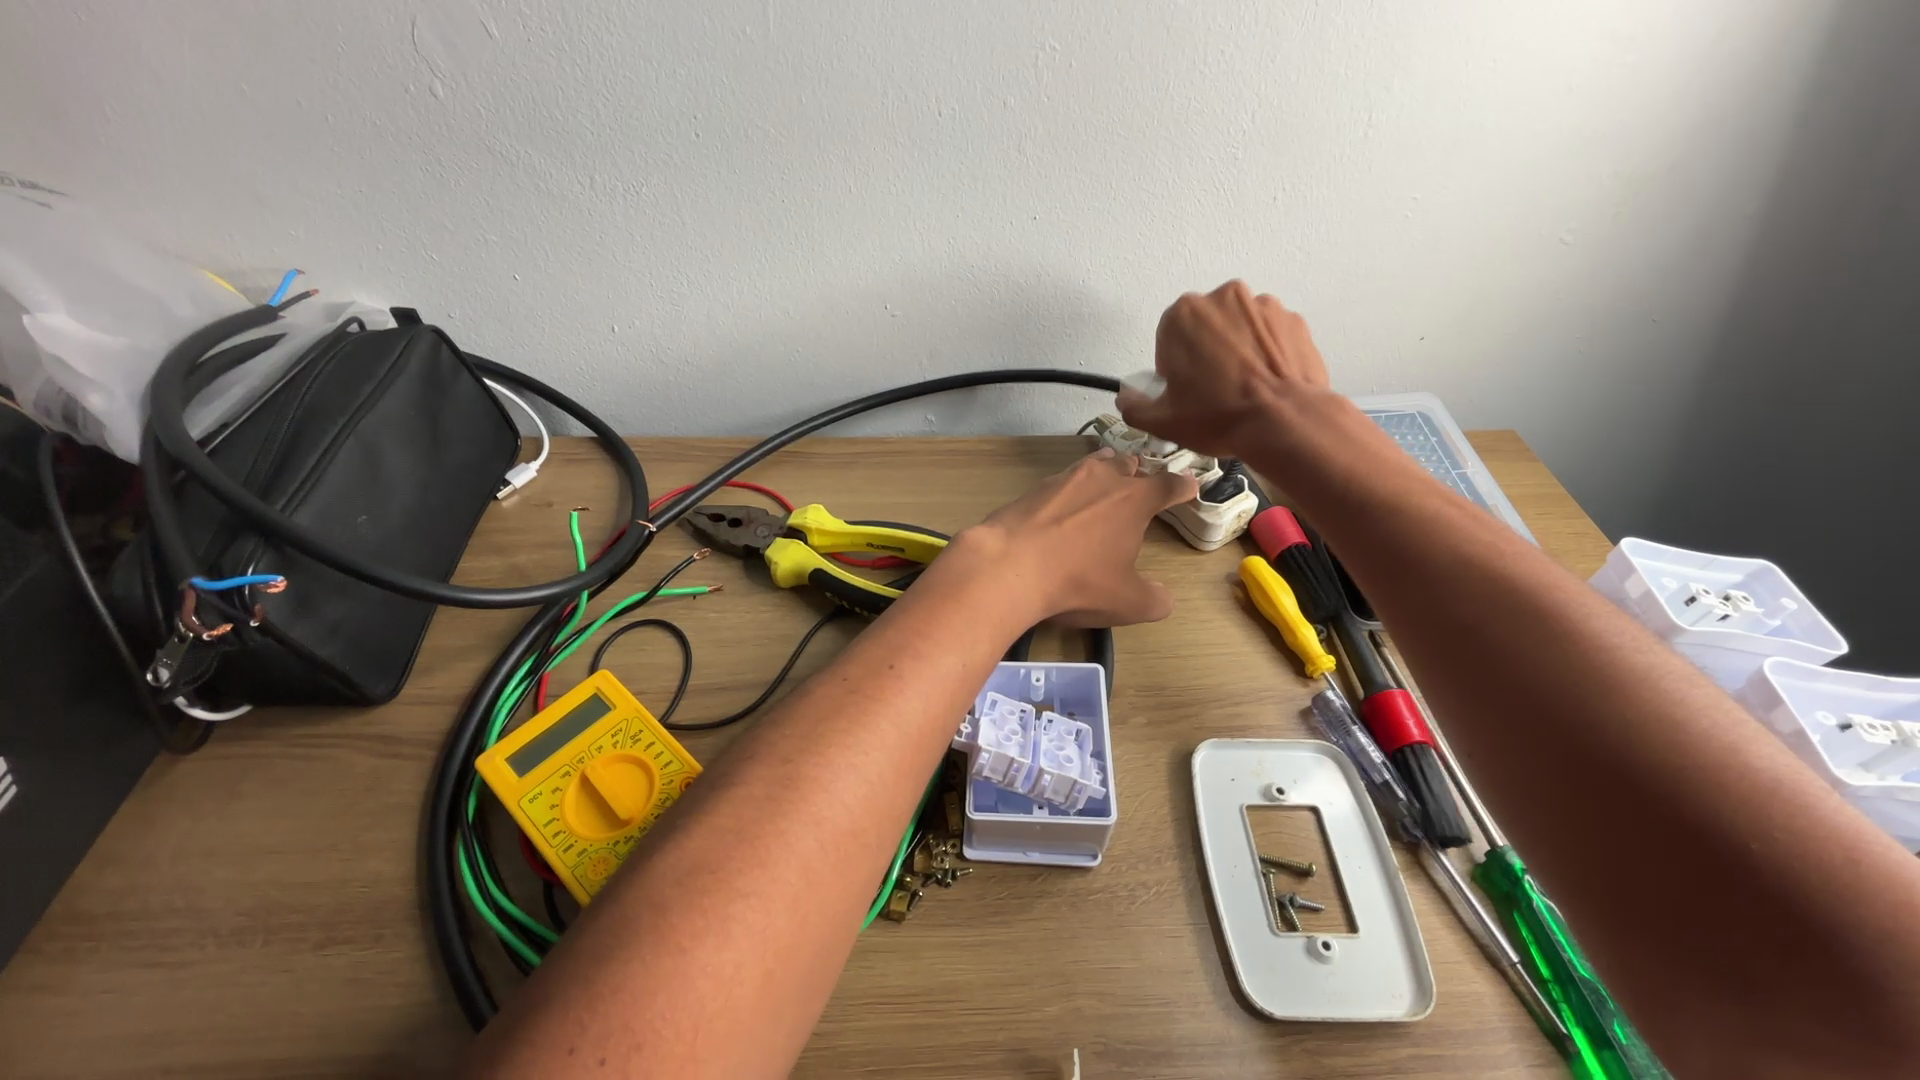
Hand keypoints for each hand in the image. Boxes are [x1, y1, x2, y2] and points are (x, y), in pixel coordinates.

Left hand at [947, 448, 1195, 627]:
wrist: (1009, 567)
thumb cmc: (1078, 582)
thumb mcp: (1127, 602)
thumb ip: (1154, 599)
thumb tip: (1164, 597)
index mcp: (1135, 500)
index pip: (1169, 485)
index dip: (1183, 487)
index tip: (1190, 486)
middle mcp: (1103, 479)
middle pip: (1128, 464)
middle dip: (1139, 471)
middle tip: (1141, 478)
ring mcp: (1064, 479)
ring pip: (1093, 464)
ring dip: (1104, 470)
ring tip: (1107, 475)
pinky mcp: (1032, 489)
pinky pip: (1060, 482)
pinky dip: (1069, 489)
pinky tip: (1062, 504)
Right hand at [1118, 280, 1335, 457]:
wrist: (1283, 422)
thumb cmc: (1216, 416)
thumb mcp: (1162, 421)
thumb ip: (1134, 406)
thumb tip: (1126, 398)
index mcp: (1183, 314)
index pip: (1168, 338)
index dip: (1174, 368)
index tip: (1186, 391)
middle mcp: (1223, 297)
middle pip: (1206, 327)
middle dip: (1206, 352)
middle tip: (1214, 391)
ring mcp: (1263, 306)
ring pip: (1240, 328)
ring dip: (1238, 350)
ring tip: (1244, 389)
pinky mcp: (1294, 320)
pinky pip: (1271, 335)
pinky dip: (1268, 353)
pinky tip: (1268, 383)